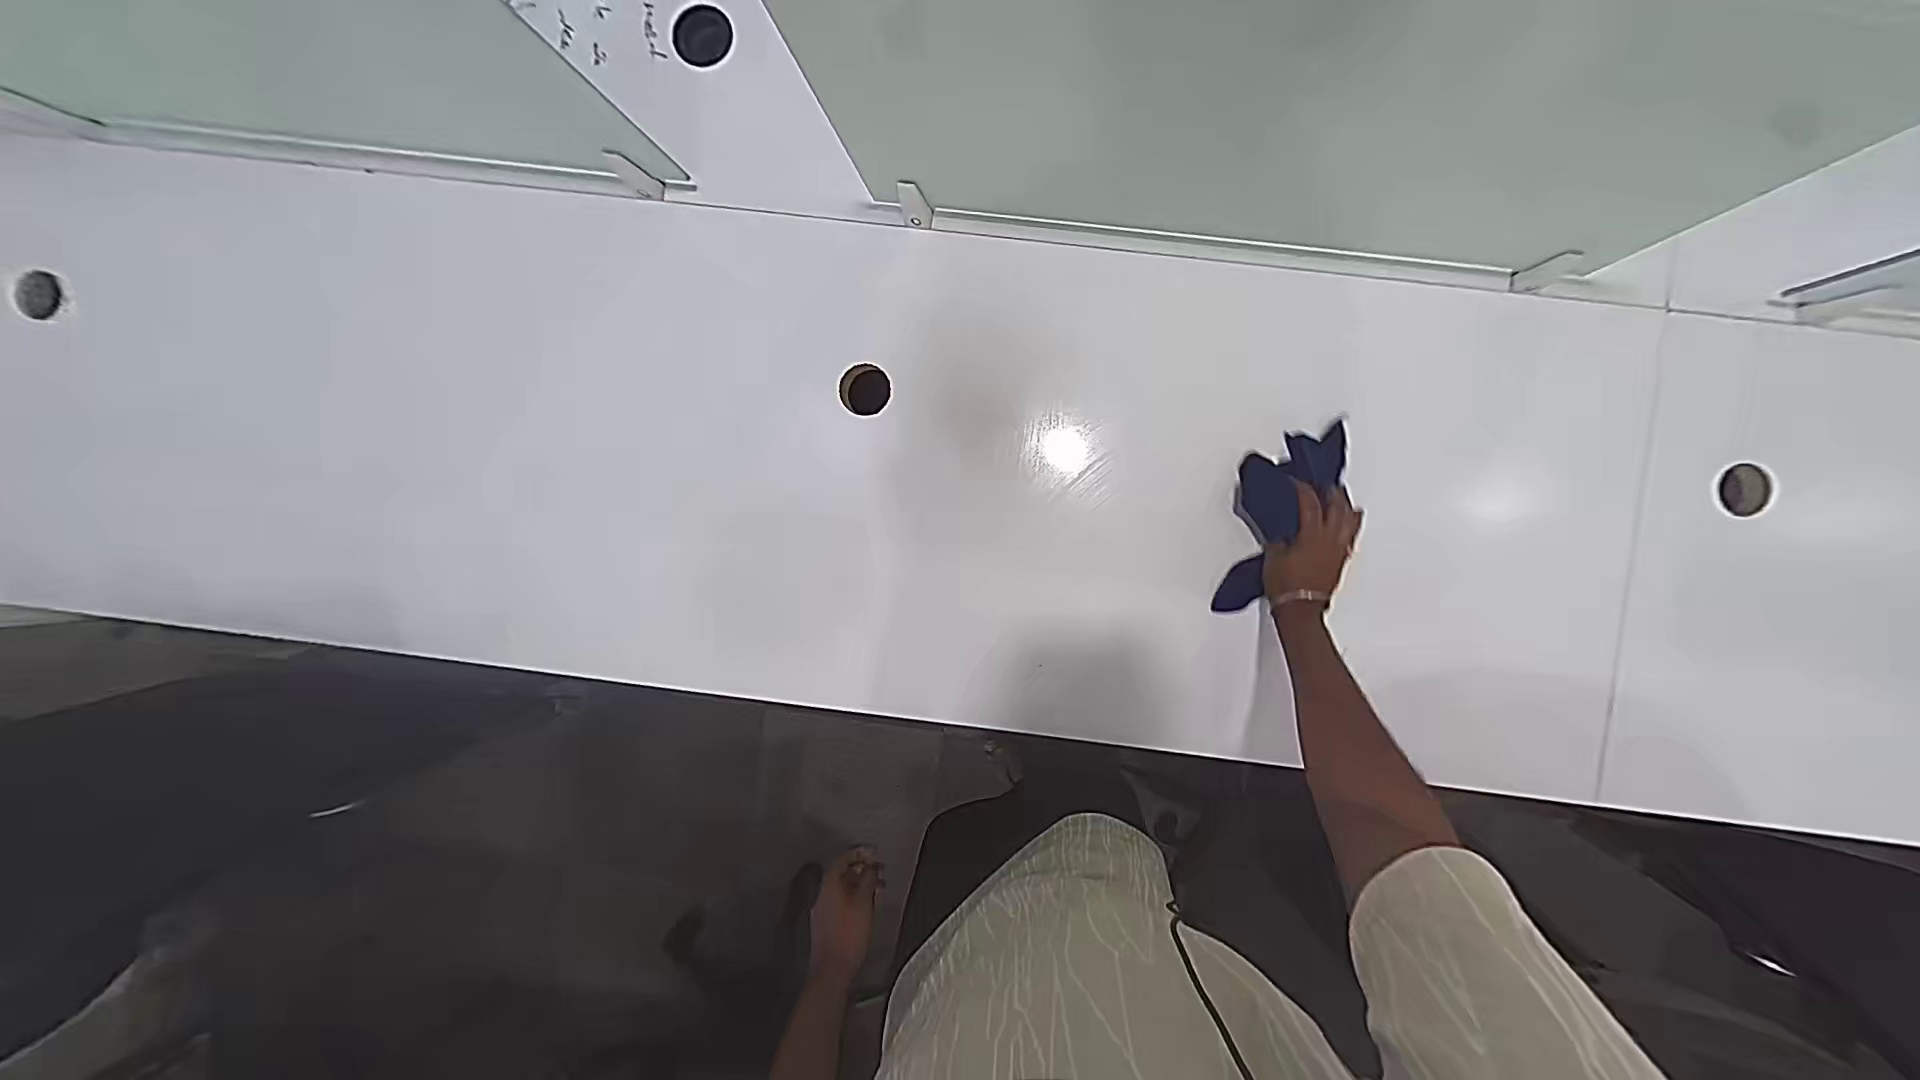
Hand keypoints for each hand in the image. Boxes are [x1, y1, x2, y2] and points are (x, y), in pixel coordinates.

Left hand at [808, 847, 882, 982]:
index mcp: (829, 885)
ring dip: (860, 884)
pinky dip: (854, 897)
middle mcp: (822, 894)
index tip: (874, 855)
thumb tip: (872, 865)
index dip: (859, 853)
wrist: (832, 970)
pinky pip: (840, 901)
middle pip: (842, 872)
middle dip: (862, 869)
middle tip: (879, 871)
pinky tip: (868, 906)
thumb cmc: (849, 934)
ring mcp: (822, 909)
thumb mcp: (864, 901)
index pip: (843, 858)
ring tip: (878, 889)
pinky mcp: (826, 923)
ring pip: (843, 887)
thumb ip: (868, 878)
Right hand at [1262, 479, 1361, 602]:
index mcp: (1312, 535)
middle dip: (1331, 492)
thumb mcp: (1273, 556)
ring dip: (1345, 506)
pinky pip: (1351, 536)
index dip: (1304, 489)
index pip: (1311, 503)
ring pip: (1350, 520)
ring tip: (1341, 499)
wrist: (1300, 608)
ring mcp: (1339, 550)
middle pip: (1337, 507)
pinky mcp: (1342, 560)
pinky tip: (1348, 523)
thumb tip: (1281, 534)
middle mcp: (1330, 540)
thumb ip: (1279, 539)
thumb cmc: (1287, 586)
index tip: (1298, 482)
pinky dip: (1350, 525)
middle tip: (1324, 484)